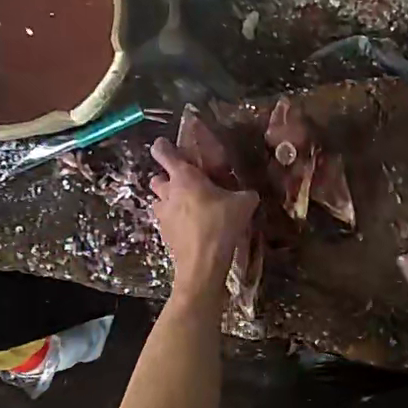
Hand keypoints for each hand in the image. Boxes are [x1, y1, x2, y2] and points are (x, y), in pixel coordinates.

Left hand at [149, 137, 257, 301]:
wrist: (202, 262)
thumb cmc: (220, 224)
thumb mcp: (243, 205)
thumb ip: (245, 195)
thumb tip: (250, 194)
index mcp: (184, 177)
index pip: (164, 153)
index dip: (163, 147)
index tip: (165, 145)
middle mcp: (168, 192)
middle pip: (156, 178)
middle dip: (166, 179)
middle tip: (184, 185)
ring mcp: (163, 215)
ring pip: (158, 201)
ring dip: (168, 202)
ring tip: (187, 209)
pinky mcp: (164, 234)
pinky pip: (166, 222)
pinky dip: (175, 222)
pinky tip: (191, 229)